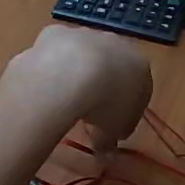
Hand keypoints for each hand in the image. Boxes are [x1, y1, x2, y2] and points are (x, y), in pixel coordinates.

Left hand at [6, 25, 152, 154]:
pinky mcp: (58, 32)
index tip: (114, 129)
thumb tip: (105, 153)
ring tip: (64, 100)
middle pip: (112, 68)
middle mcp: (117, 44)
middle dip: (103, 88)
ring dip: (77, 75)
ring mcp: (86, 34)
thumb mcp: (112, 130)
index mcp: (140, 66)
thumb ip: (111, 140)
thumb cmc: (106, 104)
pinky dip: (52, 67)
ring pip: (84, 57)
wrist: (71, 73)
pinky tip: (45, 85)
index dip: (126, 111)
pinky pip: (57, 52)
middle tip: (89, 112)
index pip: (140, 89)